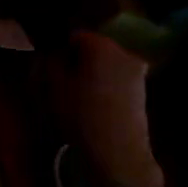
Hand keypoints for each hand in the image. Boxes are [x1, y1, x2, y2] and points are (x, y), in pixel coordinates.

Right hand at [64, 31, 166, 186]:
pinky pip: (115, 76)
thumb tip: (50, 50)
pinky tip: (90, 101)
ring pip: (105, 62)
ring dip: (89, 71)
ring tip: (73, 90)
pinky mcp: (141, 89)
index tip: (46, 59)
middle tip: (56, 75)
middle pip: (93, 47)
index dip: (58, 44)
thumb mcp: (53, 87)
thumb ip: (50, 62)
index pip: (75, 34)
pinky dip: (102, 82)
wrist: (118, 152)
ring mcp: (137, 71)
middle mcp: (123, 52)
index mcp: (101, 46)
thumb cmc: (80, 115)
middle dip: (75, 57)